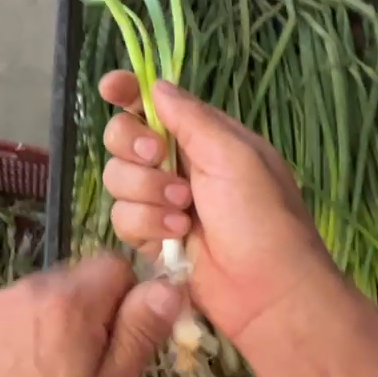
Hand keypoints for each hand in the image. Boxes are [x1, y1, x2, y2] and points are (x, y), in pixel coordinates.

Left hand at [0, 253, 182, 376]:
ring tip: (61, 366)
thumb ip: (141, 330)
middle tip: (94, 361)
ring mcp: (4, 296)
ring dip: (68, 313)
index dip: (130, 298)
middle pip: (84, 274)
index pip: (116, 264)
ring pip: (57, 287)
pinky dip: (40, 320)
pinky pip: (28, 301)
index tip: (123, 340)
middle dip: (98, 307)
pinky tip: (34, 363)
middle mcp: (33, 285)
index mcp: (69, 300)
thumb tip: (170, 285)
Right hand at [98, 72, 336, 339]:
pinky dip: (145, 224)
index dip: (127, 91)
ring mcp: (160, 199)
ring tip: (182, 212)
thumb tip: (156, 86)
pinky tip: (175, 235)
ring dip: (146, 192)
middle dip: (133, 147)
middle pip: (122, 137)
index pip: (153, 103)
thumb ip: (191, 118)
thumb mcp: (234, 156)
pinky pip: (122, 216)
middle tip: (156, 157)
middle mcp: (176, 162)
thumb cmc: (261, 215)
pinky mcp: (149, 234)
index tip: (110, 88)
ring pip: (116, 178)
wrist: (267, 290)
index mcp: (202, 136)